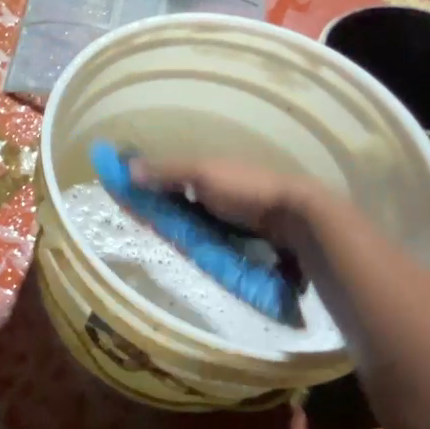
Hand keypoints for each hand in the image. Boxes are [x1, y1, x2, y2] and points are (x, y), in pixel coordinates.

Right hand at [129, 157, 331, 247]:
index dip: (150, 189)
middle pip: (185, 206)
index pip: (170, 179)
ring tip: (180, 248)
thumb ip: (166, 172)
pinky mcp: (255, 244)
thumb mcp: (202, 174)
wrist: (303, 223)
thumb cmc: (247, 190)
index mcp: (211, 171)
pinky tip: (204, 259)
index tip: (130, 201)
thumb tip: (127, 169)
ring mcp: (242, 220)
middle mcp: (225, 192)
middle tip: (155, 229)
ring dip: (189, 236)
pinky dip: (210, 251)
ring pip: (203, 228)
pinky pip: (222, 247)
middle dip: (169, 217)